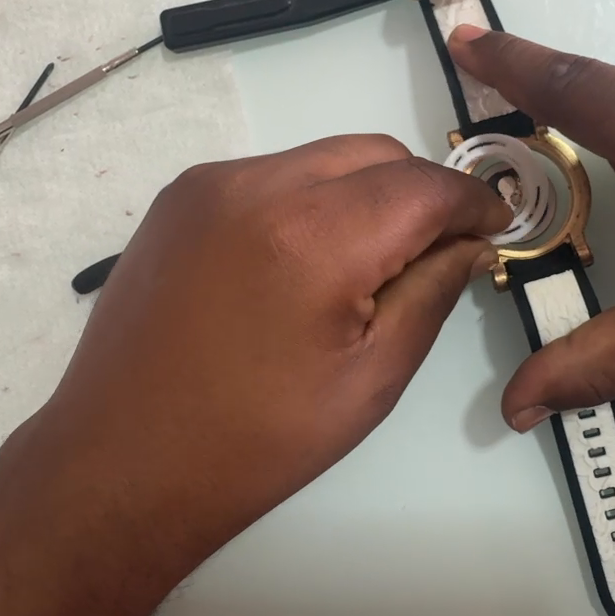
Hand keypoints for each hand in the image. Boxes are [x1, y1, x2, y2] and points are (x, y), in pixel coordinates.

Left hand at [36, 135, 508, 552]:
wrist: (119, 463)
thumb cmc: (256, 440)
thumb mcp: (371, 379)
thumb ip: (432, 293)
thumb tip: (471, 243)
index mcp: (314, 236)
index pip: (423, 185)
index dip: (471, 201)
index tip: (495, 226)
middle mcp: (259, 184)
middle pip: (376, 153)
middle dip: (421, 190)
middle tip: (437, 247)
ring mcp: (210, 183)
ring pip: (325, 157)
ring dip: (367, 191)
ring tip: (369, 257)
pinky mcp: (180, 196)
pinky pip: (275, 172)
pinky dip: (312, 196)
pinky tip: (305, 256)